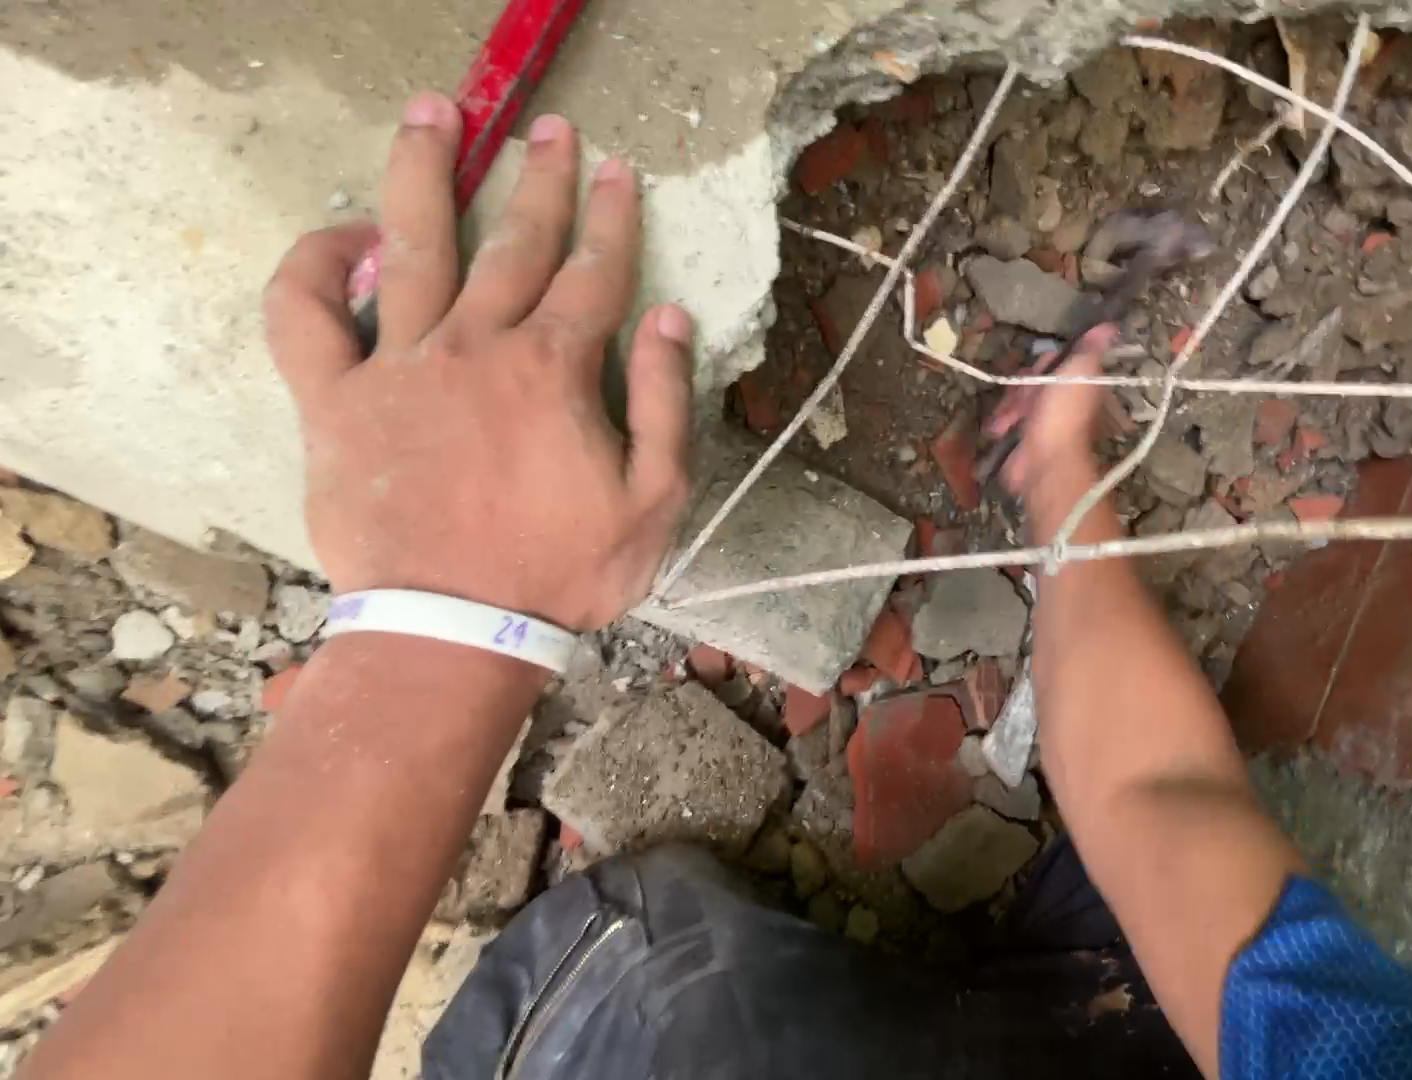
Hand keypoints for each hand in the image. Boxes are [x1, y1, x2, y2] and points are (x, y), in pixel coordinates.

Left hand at [263, 92, 691, 631]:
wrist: (458, 628)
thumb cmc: (569, 570)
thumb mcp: (656, 497)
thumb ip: (666, 403)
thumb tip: (671, 320)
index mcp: (555, 372)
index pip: (595, 275)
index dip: (614, 221)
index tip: (622, 173)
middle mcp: (476, 349)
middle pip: (514, 244)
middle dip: (540, 180)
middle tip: (552, 131)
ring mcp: (398, 367)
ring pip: (411, 247)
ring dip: (426, 174)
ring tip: (436, 115)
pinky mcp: (336, 400)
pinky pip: (305, 314)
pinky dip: (314, 264)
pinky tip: (345, 234)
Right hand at [983, 326, 1116, 521]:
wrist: (1044, 460)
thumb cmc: (1062, 414)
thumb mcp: (1079, 372)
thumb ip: (1089, 349)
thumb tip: (1110, 324)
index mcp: (1075, 383)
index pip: (1052, 361)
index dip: (1043, 364)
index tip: (1040, 371)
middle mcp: (1058, 400)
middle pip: (1029, 378)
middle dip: (1021, 386)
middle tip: (1025, 399)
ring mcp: (1038, 419)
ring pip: (1014, 399)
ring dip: (1008, 407)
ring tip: (1010, 421)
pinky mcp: (1020, 435)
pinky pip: (1004, 419)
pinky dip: (1000, 424)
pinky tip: (1002, 431)